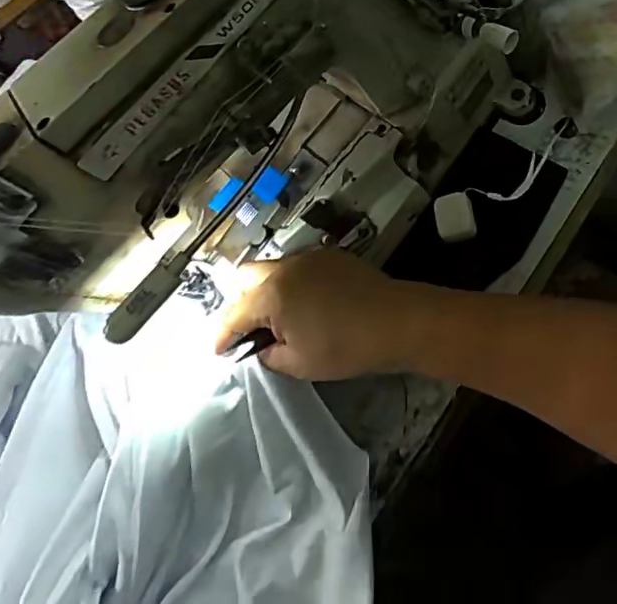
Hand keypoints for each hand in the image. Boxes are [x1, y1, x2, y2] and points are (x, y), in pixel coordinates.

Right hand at [212, 250, 429, 380]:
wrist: (396, 320)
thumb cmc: (344, 345)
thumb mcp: (297, 362)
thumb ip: (268, 353)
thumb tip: (261, 345)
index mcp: (272, 293)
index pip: (233, 314)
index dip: (222, 337)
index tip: (220, 353)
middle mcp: (287, 267)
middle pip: (247, 276)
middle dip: (240, 302)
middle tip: (248, 329)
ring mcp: (312, 257)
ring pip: (274, 267)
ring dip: (267, 289)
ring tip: (277, 317)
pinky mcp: (333, 255)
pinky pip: (300, 266)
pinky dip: (292, 282)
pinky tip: (304, 303)